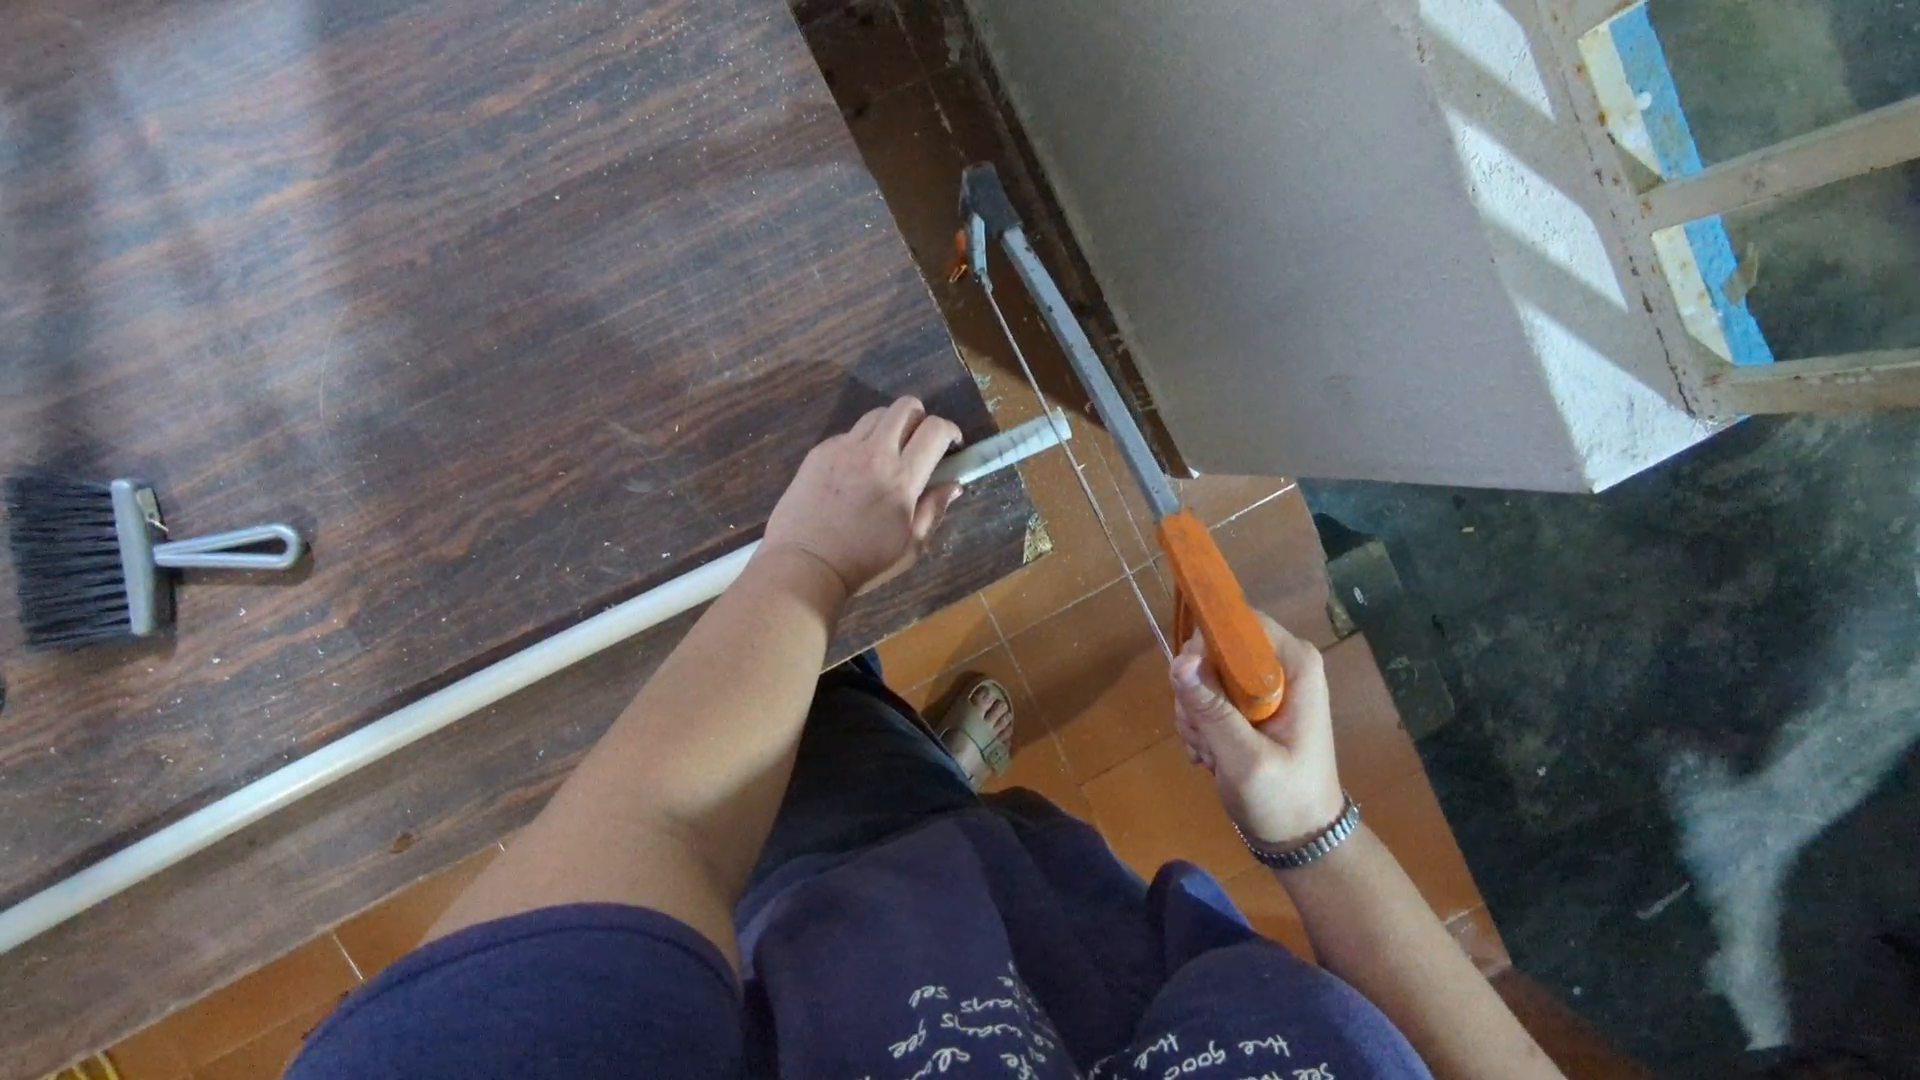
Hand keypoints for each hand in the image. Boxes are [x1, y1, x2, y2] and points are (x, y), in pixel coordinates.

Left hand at [761, 397, 963, 597]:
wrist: (803, 565)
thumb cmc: (862, 563)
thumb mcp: (910, 547)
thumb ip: (934, 510)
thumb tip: (953, 485)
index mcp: (901, 478)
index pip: (934, 430)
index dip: (950, 430)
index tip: (953, 444)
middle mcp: (874, 453)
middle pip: (905, 406)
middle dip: (921, 417)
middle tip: (920, 441)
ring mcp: (842, 449)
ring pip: (876, 415)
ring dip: (891, 426)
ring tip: (889, 452)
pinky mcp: (818, 452)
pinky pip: (849, 434)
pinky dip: (862, 443)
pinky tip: (857, 470)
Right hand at [1169, 613, 1345, 848]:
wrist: (1301, 840)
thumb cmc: (1285, 800)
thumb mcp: (1245, 759)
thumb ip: (1212, 710)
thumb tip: (1179, 661)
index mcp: (1296, 666)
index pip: (1241, 623)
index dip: (1208, 645)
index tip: (1189, 683)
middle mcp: (1279, 666)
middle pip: (1215, 650)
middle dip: (1197, 692)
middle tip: (1205, 736)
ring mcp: (1262, 685)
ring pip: (1202, 675)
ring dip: (1195, 716)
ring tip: (1211, 753)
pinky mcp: (1246, 704)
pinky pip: (1204, 696)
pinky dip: (1198, 726)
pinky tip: (1210, 756)